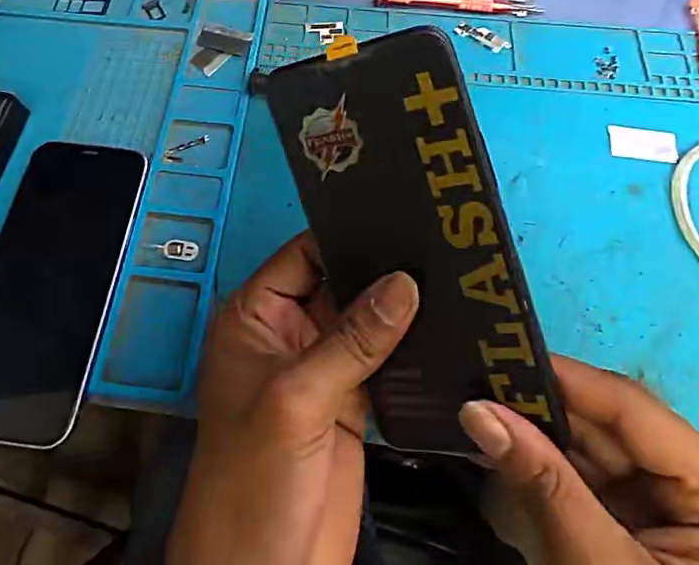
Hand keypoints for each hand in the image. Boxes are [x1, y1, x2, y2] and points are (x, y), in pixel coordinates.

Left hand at [168, 233, 418, 564]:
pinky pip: (383, 356)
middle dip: (380, 267)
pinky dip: (408, 345)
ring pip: (365, 318)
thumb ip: (351, 339)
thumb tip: (403, 283)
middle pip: (339, 282)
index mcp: (256, 316)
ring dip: (399, 305)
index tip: (396, 217)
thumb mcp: (296, 400)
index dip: (345, 235)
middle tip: (435, 243)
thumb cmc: (250, 481)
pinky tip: (443, 326)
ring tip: (448, 274)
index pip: (304, 254)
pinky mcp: (350, 399)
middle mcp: (288, 332)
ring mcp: (321, 366)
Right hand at [460, 356, 698, 564]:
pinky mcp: (672, 530)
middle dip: (549, 413)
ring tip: (489, 417)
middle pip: (621, 430)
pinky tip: (517, 454)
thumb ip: (543, 483)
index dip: (568, 379)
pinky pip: (609, 484)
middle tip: (482, 390)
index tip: (502, 353)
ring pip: (609, 453)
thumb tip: (478, 410)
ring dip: (548, 441)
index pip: (640, 412)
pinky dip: (562, 473)